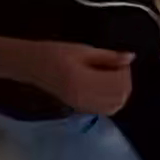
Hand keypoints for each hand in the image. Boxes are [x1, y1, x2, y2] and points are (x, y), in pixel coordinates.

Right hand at [14, 41, 133, 114]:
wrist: (29, 65)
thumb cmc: (53, 53)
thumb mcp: (82, 50)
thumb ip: (108, 56)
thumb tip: (131, 57)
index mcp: (82, 80)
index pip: (119, 83)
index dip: (125, 72)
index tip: (120, 61)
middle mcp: (83, 96)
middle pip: (120, 96)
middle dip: (125, 82)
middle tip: (116, 68)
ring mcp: (82, 105)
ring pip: (117, 105)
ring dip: (121, 92)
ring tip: (110, 77)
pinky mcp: (81, 109)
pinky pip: (107, 110)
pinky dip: (114, 100)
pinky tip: (106, 88)